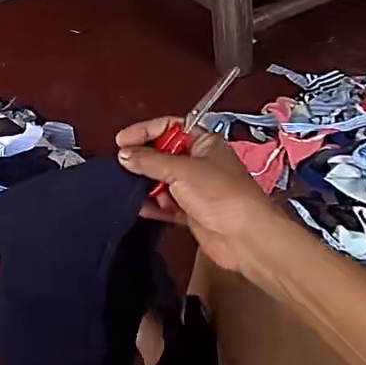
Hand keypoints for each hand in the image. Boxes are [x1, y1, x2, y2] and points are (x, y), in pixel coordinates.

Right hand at [116, 118, 287, 273]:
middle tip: (120, 164)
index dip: (145, 131)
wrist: (246, 237)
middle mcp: (200, 162)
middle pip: (164, 154)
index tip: (122, 140)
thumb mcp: (182, 170)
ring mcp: (196, 188)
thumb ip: (150, 161)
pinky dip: (152, 205)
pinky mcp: (192, 212)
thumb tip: (125, 154)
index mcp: (204, 142)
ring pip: (163, 181)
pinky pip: (166, 205)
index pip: (170, 127)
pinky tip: (137, 206)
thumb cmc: (223, 195)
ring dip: (146, 184)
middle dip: (143, 159)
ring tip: (125, 186)